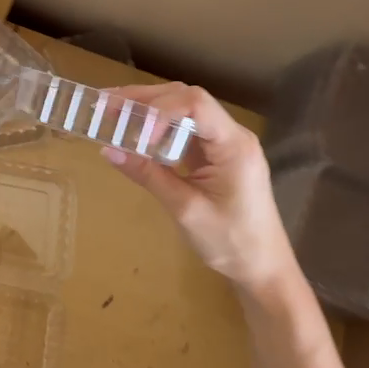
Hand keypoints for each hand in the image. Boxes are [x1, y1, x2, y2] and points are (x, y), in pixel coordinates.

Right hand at [103, 83, 298, 293]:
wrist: (263, 268)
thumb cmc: (230, 243)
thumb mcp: (185, 210)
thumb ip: (148, 175)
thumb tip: (107, 150)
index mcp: (234, 145)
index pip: (195, 104)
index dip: (160, 109)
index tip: (134, 132)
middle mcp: (232, 134)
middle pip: (186, 99)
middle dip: (145, 99)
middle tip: (105, 104)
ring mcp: (224, 143)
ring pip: (183, 110)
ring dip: (149, 109)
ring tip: (112, 111)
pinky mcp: (215, 154)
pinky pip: (185, 129)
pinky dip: (157, 127)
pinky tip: (134, 132)